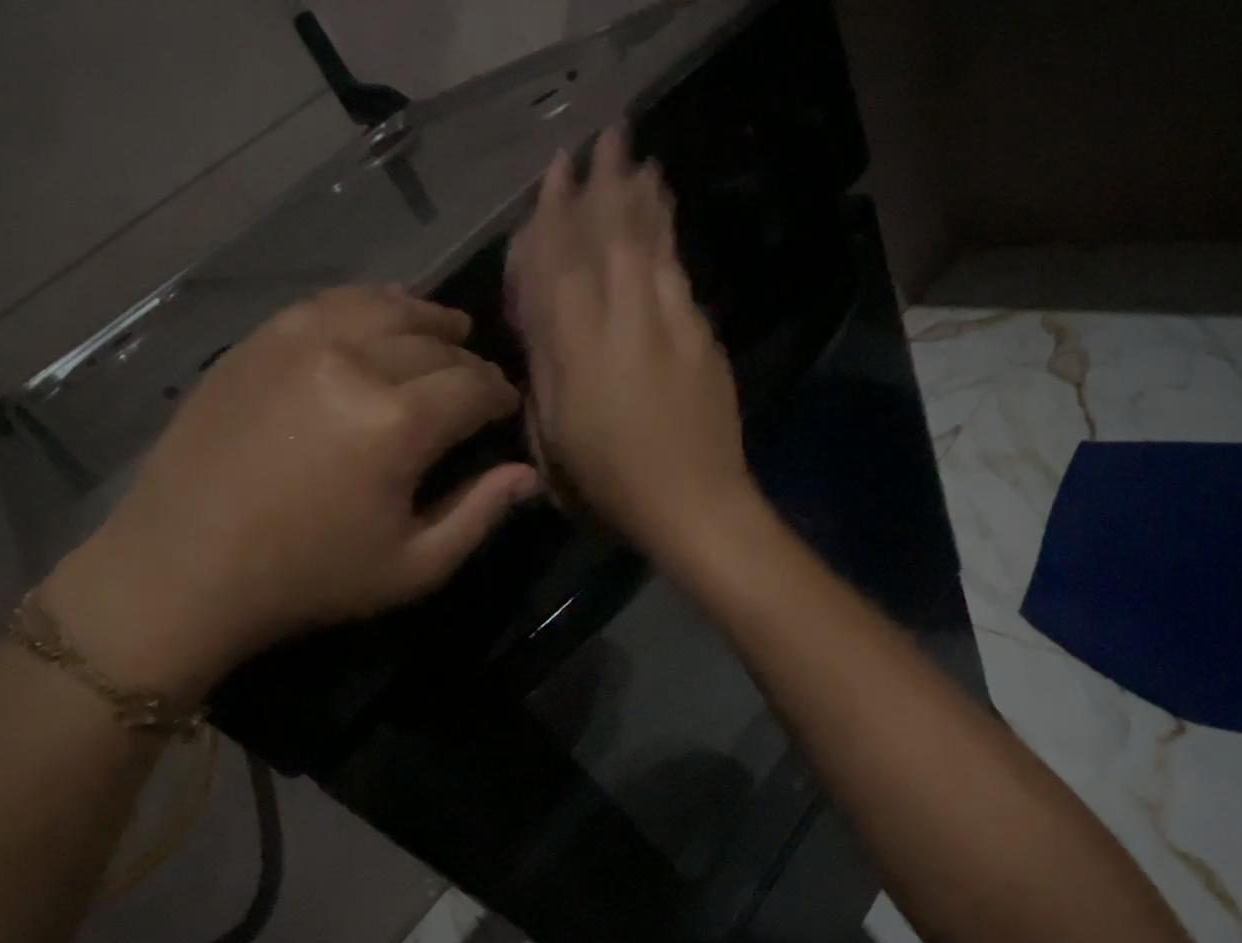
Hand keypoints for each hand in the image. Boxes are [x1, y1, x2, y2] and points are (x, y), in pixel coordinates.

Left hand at [42, 286, 540, 695]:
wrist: (184, 569)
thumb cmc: (309, 579)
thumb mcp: (412, 567)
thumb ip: (480, 514)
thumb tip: (529, 474)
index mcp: (397, 422)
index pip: (475, 386)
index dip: (501, 396)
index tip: (506, 410)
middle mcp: (354, 361)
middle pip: (435, 343)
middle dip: (468, 364)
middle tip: (476, 387)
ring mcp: (298, 341)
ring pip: (385, 307)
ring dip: (425, 319)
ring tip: (444, 331)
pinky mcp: (259, 340)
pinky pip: (329, 302)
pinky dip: (368, 304)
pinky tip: (380, 316)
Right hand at [507, 129, 755, 551]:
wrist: (695, 505)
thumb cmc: (610, 487)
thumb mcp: (553, 440)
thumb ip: (543, 374)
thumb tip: (538, 327)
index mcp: (575, 349)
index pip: (559, 264)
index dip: (555, 216)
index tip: (556, 173)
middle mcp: (622, 322)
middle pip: (610, 239)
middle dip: (606, 185)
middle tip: (608, 137)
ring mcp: (669, 326)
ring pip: (651, 247)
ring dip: (644, 201)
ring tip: (641, 162)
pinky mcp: (703, 339)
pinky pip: (680, 274)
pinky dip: (670, 241)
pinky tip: (667, 222)